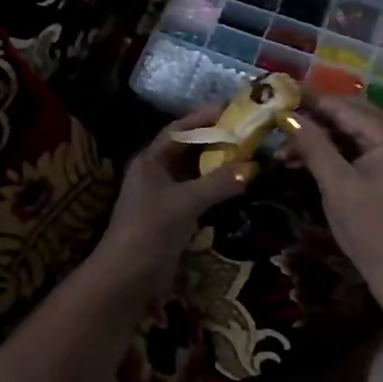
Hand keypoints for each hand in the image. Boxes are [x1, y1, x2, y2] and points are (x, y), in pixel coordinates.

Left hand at [93, 105, 253, 295]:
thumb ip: (220, 182)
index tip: (231, 108)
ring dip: (218, 166)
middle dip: (215, 142)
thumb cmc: (151, 228)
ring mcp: (163, 197)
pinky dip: (216, 189)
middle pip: (187, 150)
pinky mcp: (172, 217)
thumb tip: (253, 167)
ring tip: (252, 156)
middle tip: (250, 133)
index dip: (201, 118)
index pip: (176, 131)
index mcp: (149, 162)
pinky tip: (240, 186)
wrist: (129, 273)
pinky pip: (198, 195)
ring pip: (194, 173)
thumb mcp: (186, 201)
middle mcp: (154, 174)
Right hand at [285, 96, 382, 293]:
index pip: (349, 109)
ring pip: (356, 134)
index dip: (313, 100)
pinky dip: (335, 151)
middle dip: (315, 117)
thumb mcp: (336, 184)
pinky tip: (306, 158)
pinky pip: (362, 150)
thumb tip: (289, 116)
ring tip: (285, 147)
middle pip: (354, 117)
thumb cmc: (368, 227)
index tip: (281, 92)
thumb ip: (314, 146)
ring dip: (322, 137)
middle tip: (278, 116)